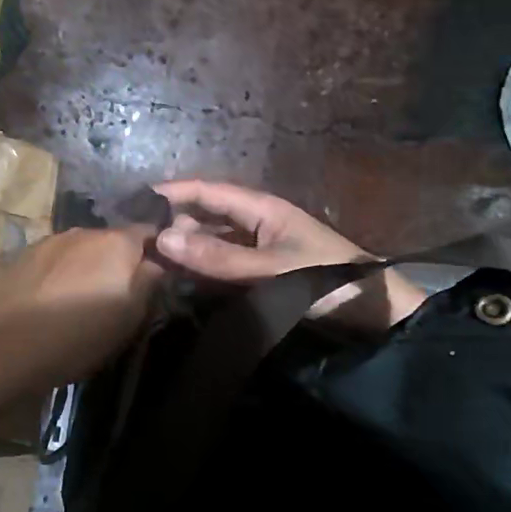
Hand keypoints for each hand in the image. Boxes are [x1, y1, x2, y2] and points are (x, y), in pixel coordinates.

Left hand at [0, 227, 162, 408]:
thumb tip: (156, 263)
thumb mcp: (130, 317)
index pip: (149, 232)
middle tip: (118, 292)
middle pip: (112, 239)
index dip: (157, 251)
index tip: (158, 275)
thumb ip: (149, 281)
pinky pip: (55, 258)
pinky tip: (54, 296)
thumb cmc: (80, 335)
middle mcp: (83, 231)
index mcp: (116, 242)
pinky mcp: (24, 255)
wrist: (10, 345)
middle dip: (119, 260)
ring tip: (82, 296)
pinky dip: (61, 271)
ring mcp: (50, 240)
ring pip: (81, 248)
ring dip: (88, 265)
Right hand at [153, 180, 426, 331]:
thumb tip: (162, 237)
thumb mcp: (272, 269)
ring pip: (208, 242)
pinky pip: (218, 266)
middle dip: (170, 224)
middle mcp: (253, 224)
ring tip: (146, 261)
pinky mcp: (257, 276)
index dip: (169, 193)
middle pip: (203, 216)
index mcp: (260, 209)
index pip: (205, 191)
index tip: (131, 202)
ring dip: (181, 249)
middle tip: (133, 241)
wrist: (378, 320)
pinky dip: (197, 271)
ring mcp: (255, 251)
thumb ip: (217, 257)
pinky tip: (176, 281)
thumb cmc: (330, 282)